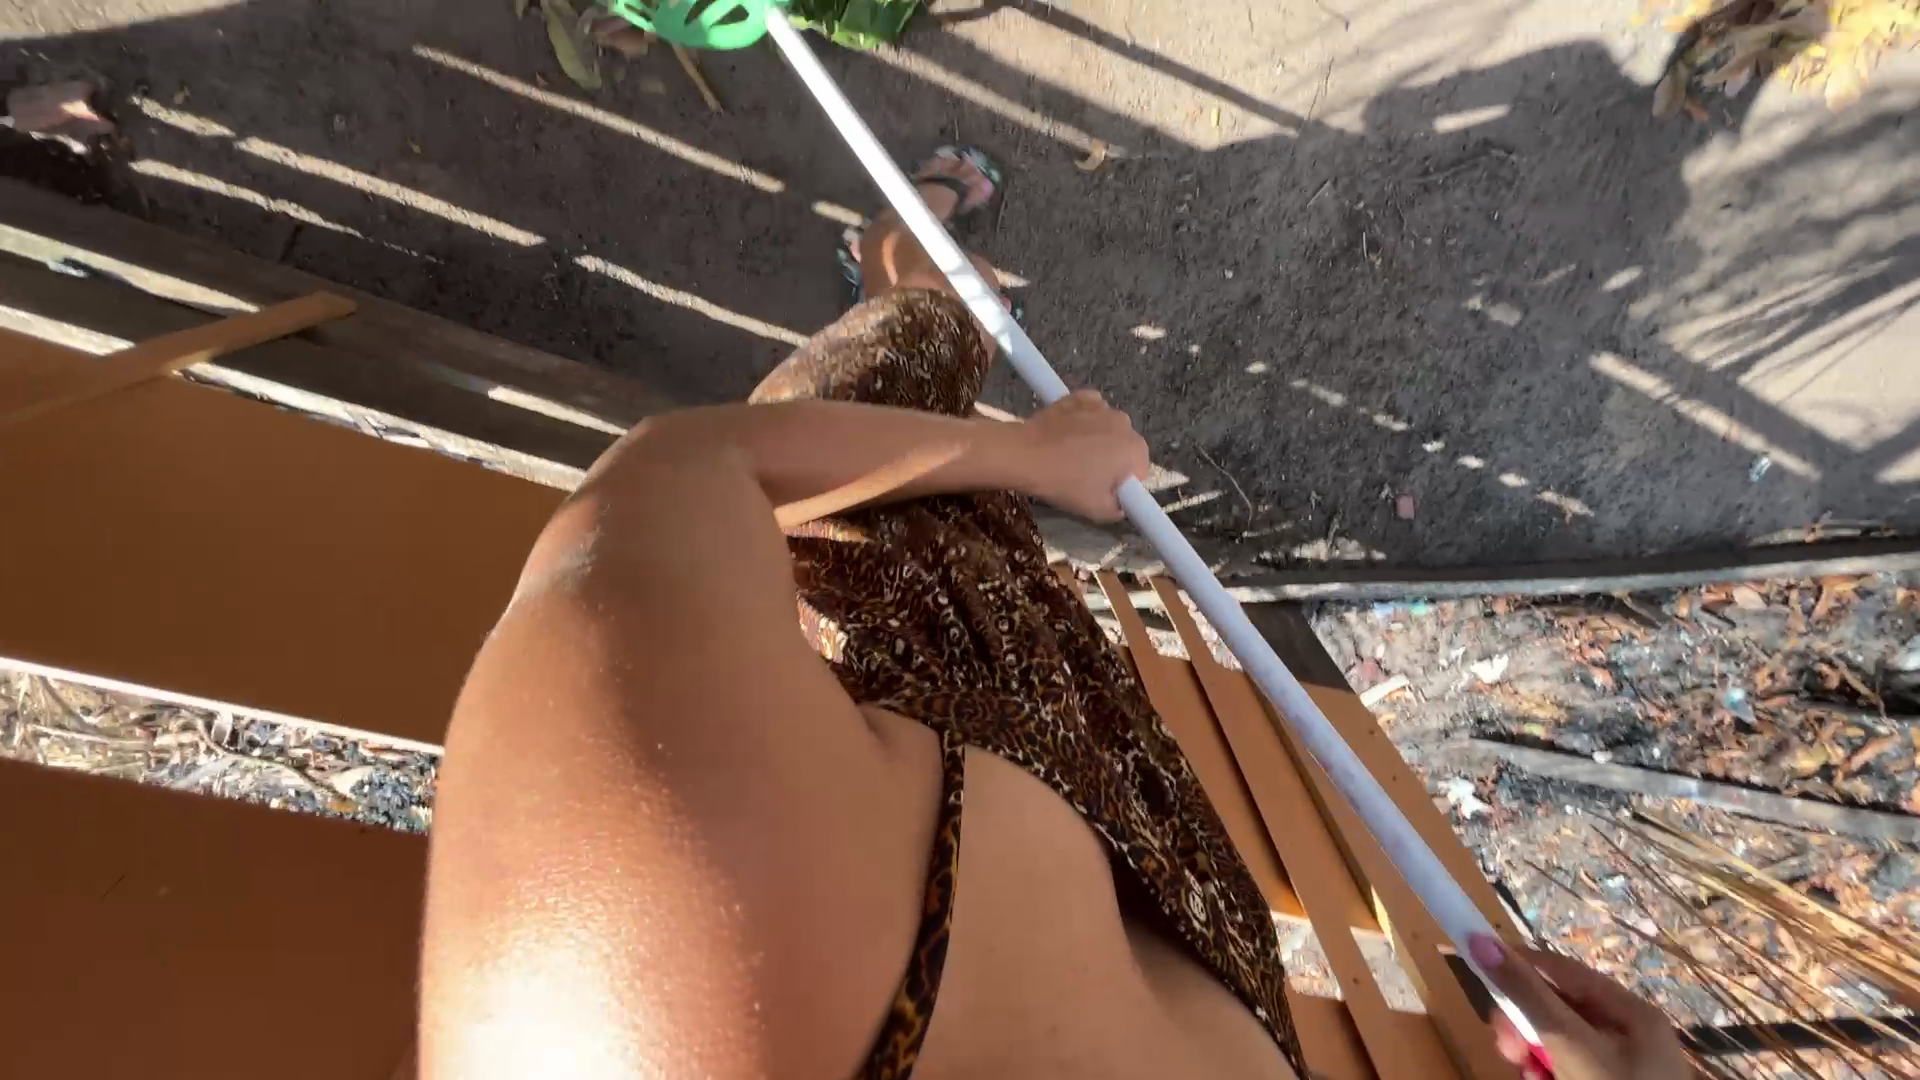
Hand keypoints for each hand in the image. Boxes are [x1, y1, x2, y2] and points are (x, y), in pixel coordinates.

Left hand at [1021, 391, 1149, 522]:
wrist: (1024, 454)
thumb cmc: (1065, 483)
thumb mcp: (1097, 510)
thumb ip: (1119, 509)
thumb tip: (1120, 503)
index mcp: (1135, 449)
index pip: (1138, 473)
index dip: (1121, 485)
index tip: (1101, 490)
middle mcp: (1125, 422)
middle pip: (1124, 447)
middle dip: (1111, 461)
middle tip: (1084, 476)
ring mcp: (1101, 405)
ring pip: (1106, 428)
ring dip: (1096, 439)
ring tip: (1069, 456)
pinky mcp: (1078, 397)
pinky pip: (1089, 410)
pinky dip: (1082, 420)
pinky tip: (1066, 433)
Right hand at [1470, 934, 1691, 1079]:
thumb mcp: (1568, 1044)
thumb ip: (1525, 992)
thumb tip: (1478, 939)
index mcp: (1628, 1010)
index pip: (1557, 966)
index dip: (1514, 965)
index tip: (1478, 978)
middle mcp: (1626, 1029)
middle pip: (1553, 1003)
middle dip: (1521, 1022)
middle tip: (1506, 1048)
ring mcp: (1620, 1060)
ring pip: (1553, 1034)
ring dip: (1528, 1050)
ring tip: (1524, 1072)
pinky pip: (1563, 1061)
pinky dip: (1544, 1069)